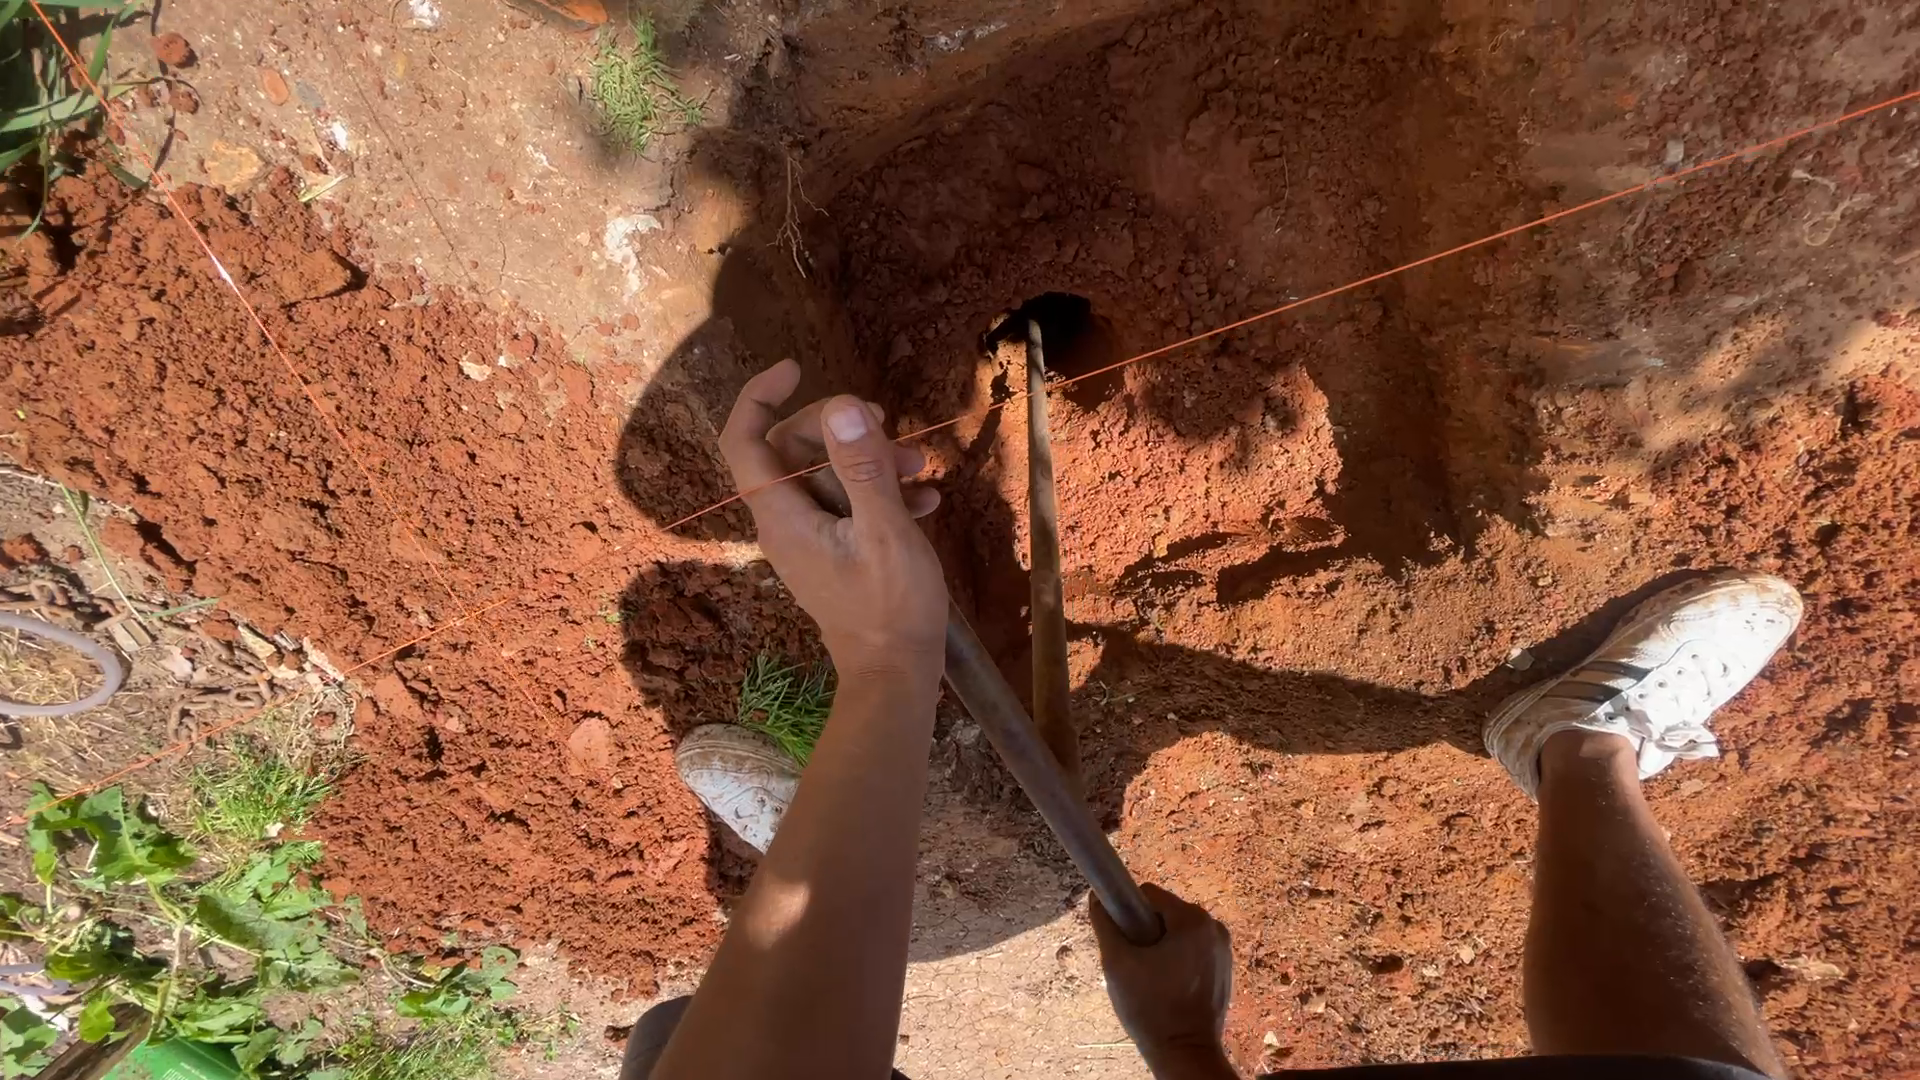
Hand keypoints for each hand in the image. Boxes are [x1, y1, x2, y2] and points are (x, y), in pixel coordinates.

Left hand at [719, 360, 948, 678]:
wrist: (896, 675)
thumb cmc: (891, 607)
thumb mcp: (884, 531)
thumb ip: (862, 469)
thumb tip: (841, 406)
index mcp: (783, 515)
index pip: (745, 441)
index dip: (760, 396)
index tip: (797, 368)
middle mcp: (787, 523)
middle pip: (793, 450)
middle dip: (842, 430)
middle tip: (890, 427)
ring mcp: (811, 539)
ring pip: (828, 476)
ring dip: (872, 462)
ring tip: (922, 467)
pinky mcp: (836, 552)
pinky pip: (849, 506)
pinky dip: (881, 494)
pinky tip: (926, 501)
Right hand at [1091, 884, 1235, 1077]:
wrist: (1185, 1056)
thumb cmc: (1150, 1008)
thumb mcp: (1116, 962)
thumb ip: (1104, 923)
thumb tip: (1095, 896)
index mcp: (1193, 920)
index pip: (1148, 895)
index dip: (1130, 914)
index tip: (1127, 943)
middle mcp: (1214, 927)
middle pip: (1164, 912)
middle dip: (1146, 931)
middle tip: (1139, 965)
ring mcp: (1223, 947)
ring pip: (1176, 930)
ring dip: (1161, 945)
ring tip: (1153, 978)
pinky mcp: (1225, 966)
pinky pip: (1191, 947)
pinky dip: (1177, 958)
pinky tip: (1169, 984)